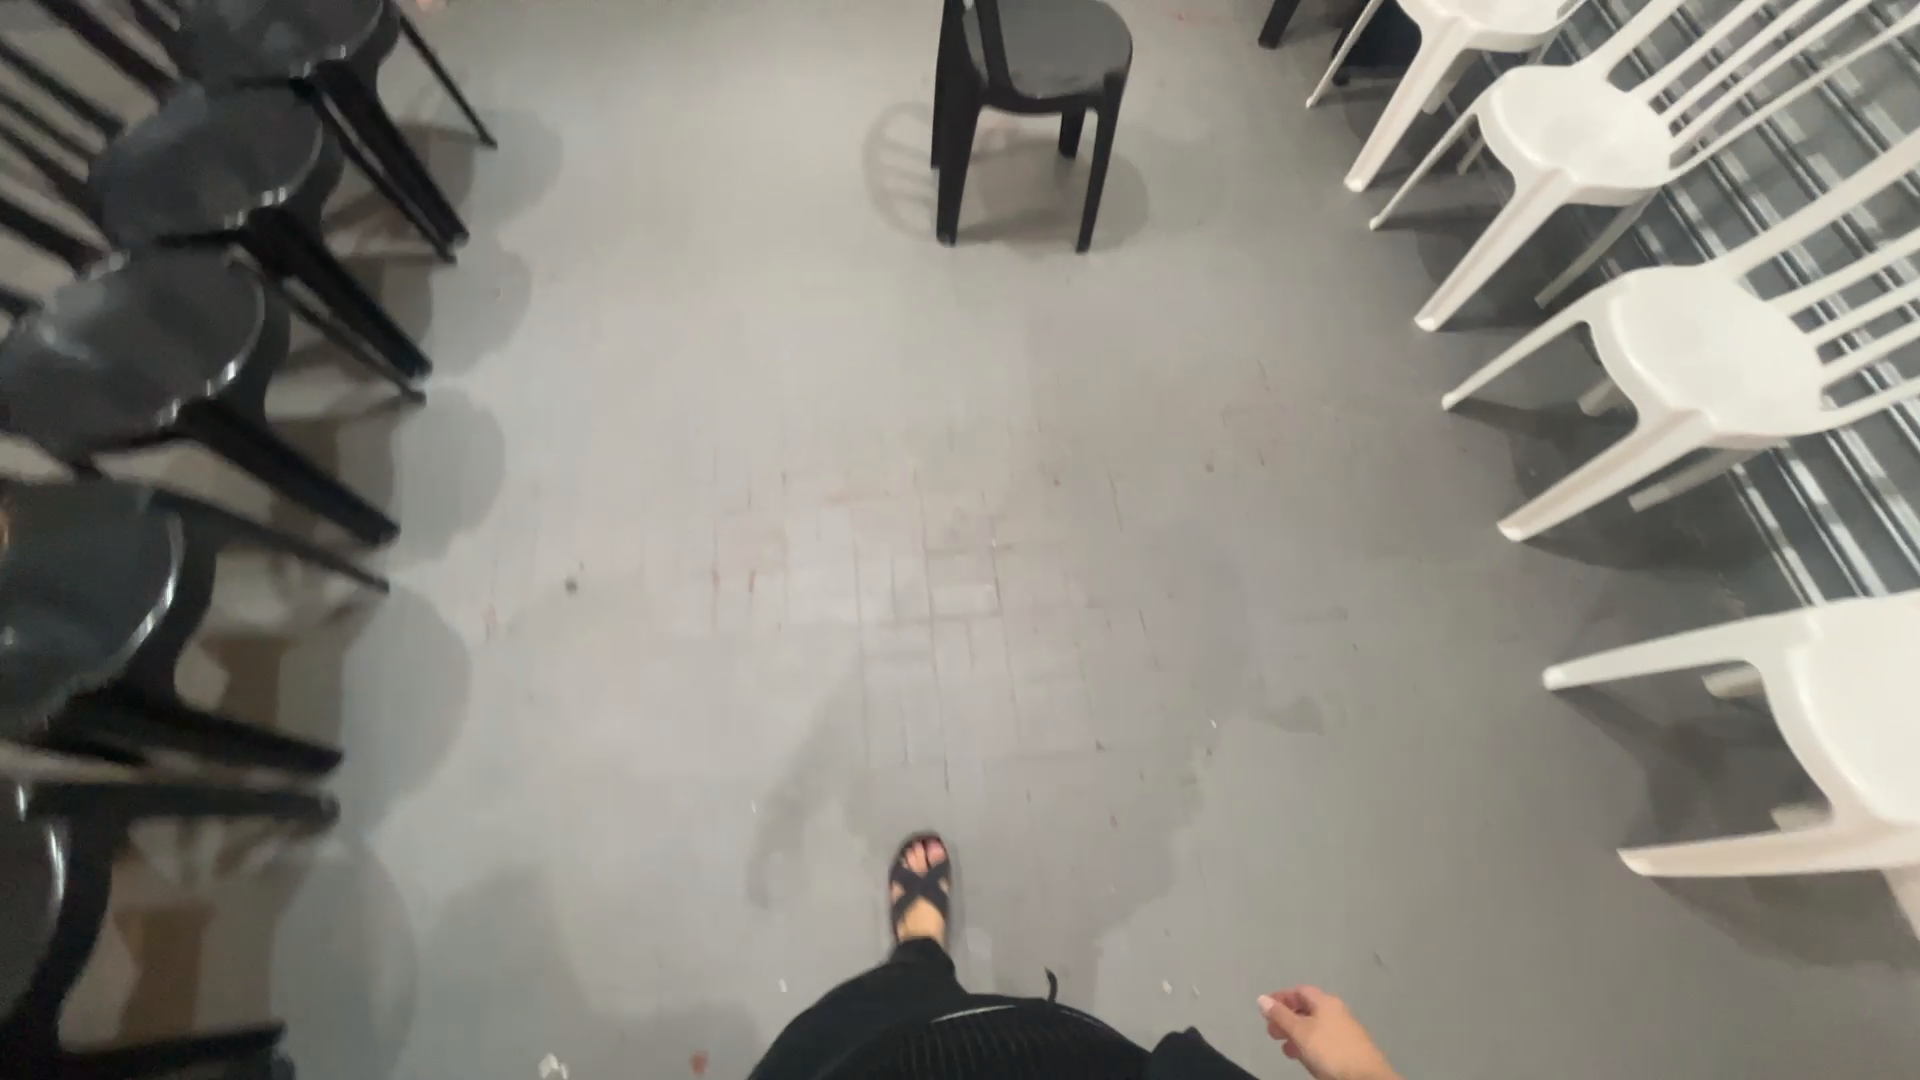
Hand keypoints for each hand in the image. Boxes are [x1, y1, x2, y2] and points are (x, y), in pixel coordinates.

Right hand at [1257, 987, 1398, 1079]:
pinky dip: (1312, 1046)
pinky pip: (1326, 1042)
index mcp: (1325, 1001)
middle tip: (1273, 1033)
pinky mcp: (1354, 1051)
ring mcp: (1348, 1031)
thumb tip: (1261, 998)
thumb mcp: (1300, 1032)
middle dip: (1287, 1020)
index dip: (1281, 998)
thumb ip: (1280, 1015)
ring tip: (1287, 1051)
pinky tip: (1308, 1060)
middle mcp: (1337, 1011)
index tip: (1266, 1010)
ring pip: (1316, 1028)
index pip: (1298, 991)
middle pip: (1307, 1010)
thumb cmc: (1331, 1051)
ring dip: (1298, 1036)